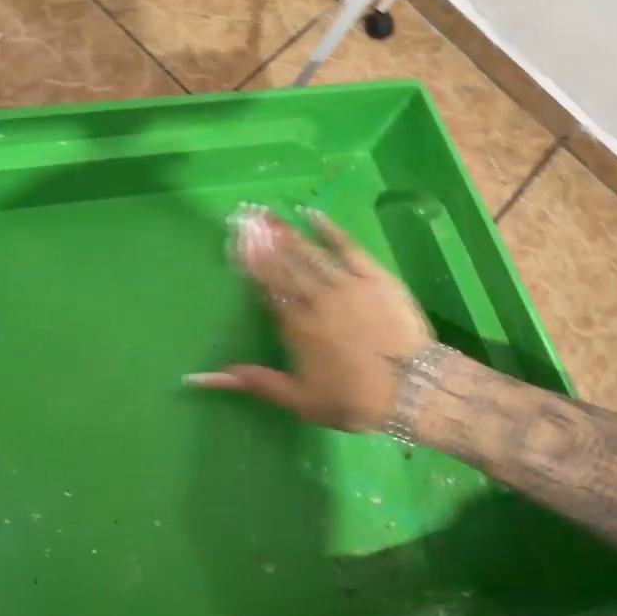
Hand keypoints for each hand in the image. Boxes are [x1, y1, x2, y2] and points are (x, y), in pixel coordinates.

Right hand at [191, 205, 433, 430]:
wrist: (413, 391)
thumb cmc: (354, 399)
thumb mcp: (299, 400)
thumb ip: (255, 381)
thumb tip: (203, 377)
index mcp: (296, 325)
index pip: (267, 286)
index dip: (251, 263)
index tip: (236, 241)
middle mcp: (316, 298)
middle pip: (285, 264)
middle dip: (265, 240)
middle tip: (247, 217)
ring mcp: (347, 284)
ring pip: (311, 253)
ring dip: (288, 233)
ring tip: (270, 216)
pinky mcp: (375, 277)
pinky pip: (348, 248)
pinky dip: (330, 230)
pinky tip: (314, 216)